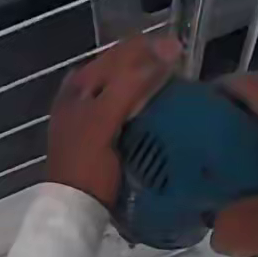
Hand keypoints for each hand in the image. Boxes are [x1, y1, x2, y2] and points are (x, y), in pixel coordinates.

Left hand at [45, 34, 176, 206]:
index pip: (114, 55)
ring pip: (122, 86)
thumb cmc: (86, 164)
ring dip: (146, 79)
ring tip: (174, 78)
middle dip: (147, 62)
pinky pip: (124, 107)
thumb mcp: (102, 120)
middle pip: (118, 68)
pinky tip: (158, 103)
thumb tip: (163, 54)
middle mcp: (80, 95)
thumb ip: (127, 86)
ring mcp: (90, 116)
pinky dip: (141, 100)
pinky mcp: (102, 135)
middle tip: (181, 62)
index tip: (178, 50)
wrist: (76, 207)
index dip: (145, 48)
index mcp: (76, 87)